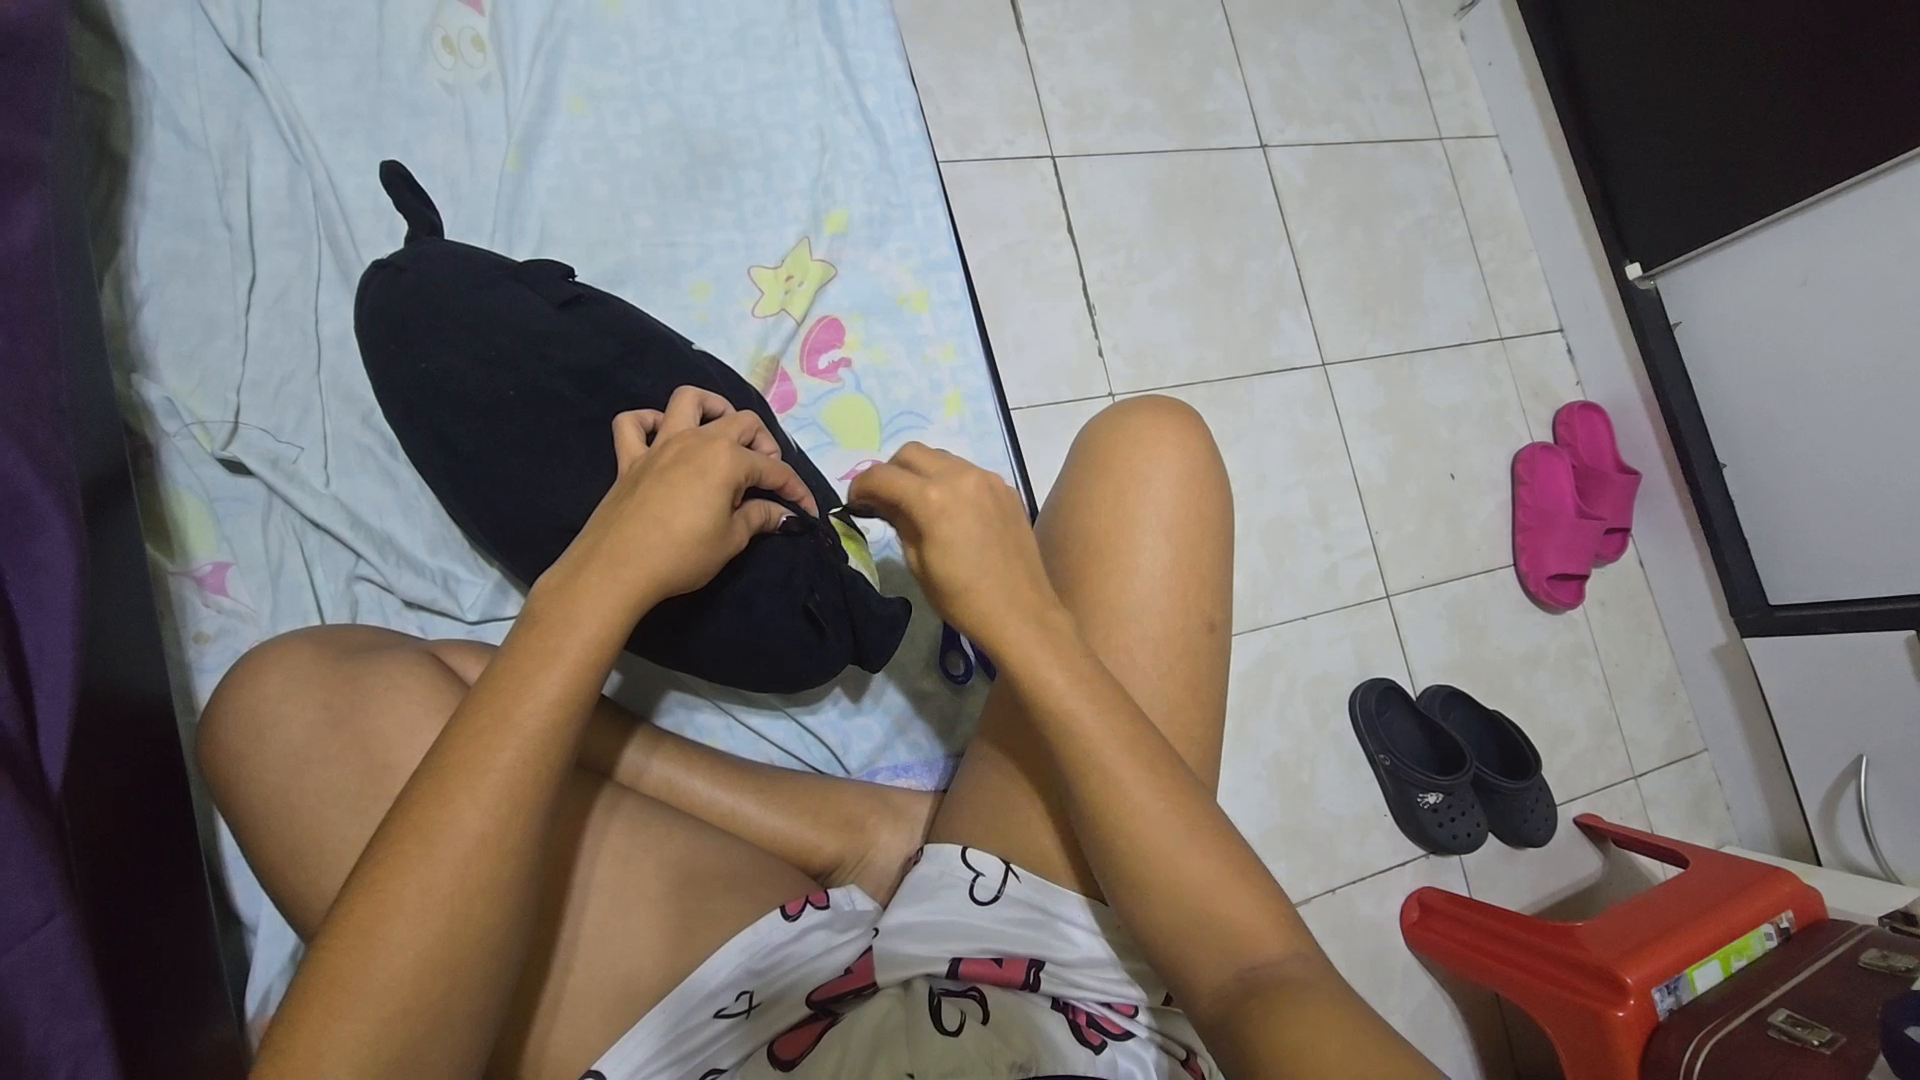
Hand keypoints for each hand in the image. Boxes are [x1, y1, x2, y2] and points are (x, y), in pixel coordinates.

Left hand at [538, 387, 818, 629]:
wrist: (617, 569)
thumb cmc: (683, 555)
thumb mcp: (731, 540)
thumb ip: (759, 518)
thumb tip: (784, 514)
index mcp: (728, 459)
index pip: (774, 469)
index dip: (796, 490)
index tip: (807, 510)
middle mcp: (697, 440)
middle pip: (742, 422)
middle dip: (765, 443)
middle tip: (768, 475)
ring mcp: (660, 444)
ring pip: (688, 401)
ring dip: (712, 407)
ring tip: (723, 430)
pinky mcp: (629, 458)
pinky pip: (633, 424)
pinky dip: (649, 422)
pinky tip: (662, 436)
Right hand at [847, 443, 1061, 653]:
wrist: (1020, 612)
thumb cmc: (961, 598)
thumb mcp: (918, 562)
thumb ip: (898, 521)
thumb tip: (881, 501)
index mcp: (932, 499)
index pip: (882, 475)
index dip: (860, 486)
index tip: (855, 502)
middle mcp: (960, 476)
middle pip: (911, 453)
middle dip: (891, 471)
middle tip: (885, 500)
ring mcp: (987, 479)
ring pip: (941, 457)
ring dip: (922, 473)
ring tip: (918, 503)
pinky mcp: (1005, 488)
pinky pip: (968, 471)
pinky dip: (950, 481)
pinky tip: (952, 510)